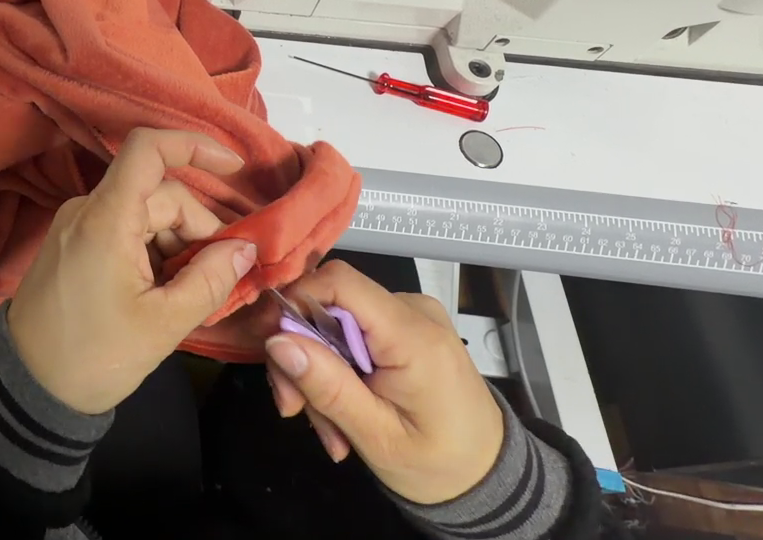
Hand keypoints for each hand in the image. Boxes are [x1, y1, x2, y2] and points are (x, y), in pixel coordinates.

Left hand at [8, 129, 258, 414]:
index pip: (147, 149)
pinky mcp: (76, 243)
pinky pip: (127, 231)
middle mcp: (89, 209)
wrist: (26, 386)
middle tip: (223, 277)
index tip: (235, 167)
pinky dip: (155, 252)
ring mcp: (79, 224)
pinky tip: (168, 290)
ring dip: (178, 245)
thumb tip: (245, 249)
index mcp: (106, 217)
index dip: (193, 145)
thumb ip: (210, 280)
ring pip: (147, 215)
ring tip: (194, 294)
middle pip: (160, 194)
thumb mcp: (162, 324)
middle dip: (199, 229)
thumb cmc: (94, 356)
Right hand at [264, 261, 503, 504]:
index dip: (295, 300)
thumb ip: (327, 386)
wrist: (490, 482)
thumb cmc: (441, 465)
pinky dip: (338, 367)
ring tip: (328, 427)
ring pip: (334, 322)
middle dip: (303, 354)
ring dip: (319, 370)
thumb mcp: (377, 438)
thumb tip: (276, 341)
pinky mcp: (404, 326)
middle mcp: (412, 309)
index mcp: (413, 334)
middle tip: (292, 408)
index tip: (272, 345)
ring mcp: (410, 315)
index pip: (339, 281)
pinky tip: (342, 410)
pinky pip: (352, 331)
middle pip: (329, 305)